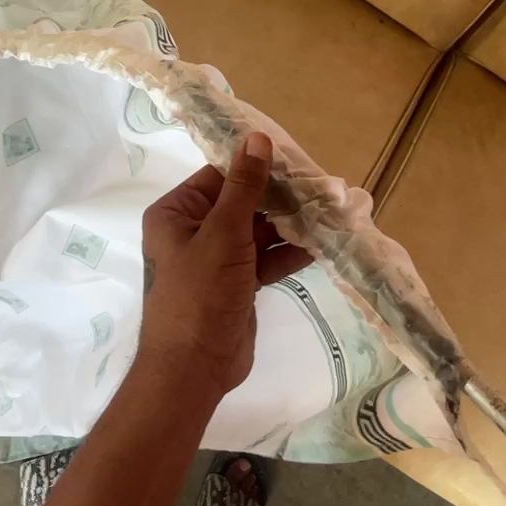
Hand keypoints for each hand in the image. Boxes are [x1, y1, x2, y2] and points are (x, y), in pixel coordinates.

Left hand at [136, 132, 313, 401]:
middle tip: (321, 187)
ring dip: (289, 226)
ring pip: (257, 232)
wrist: (194, 368)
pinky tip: (320, 244)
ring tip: (328, 213)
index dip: (257, 167)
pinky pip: (264, 259)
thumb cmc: (199, 293)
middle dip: (280, 199)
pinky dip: (288, 253)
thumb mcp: (223, 233)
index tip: (296, 160)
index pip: (220, 177)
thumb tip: (257, 138)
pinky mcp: (237, 284)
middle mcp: (193, 231)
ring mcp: (216, 260)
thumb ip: (244, 186)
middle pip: (242, 203)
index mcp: (177, 213)